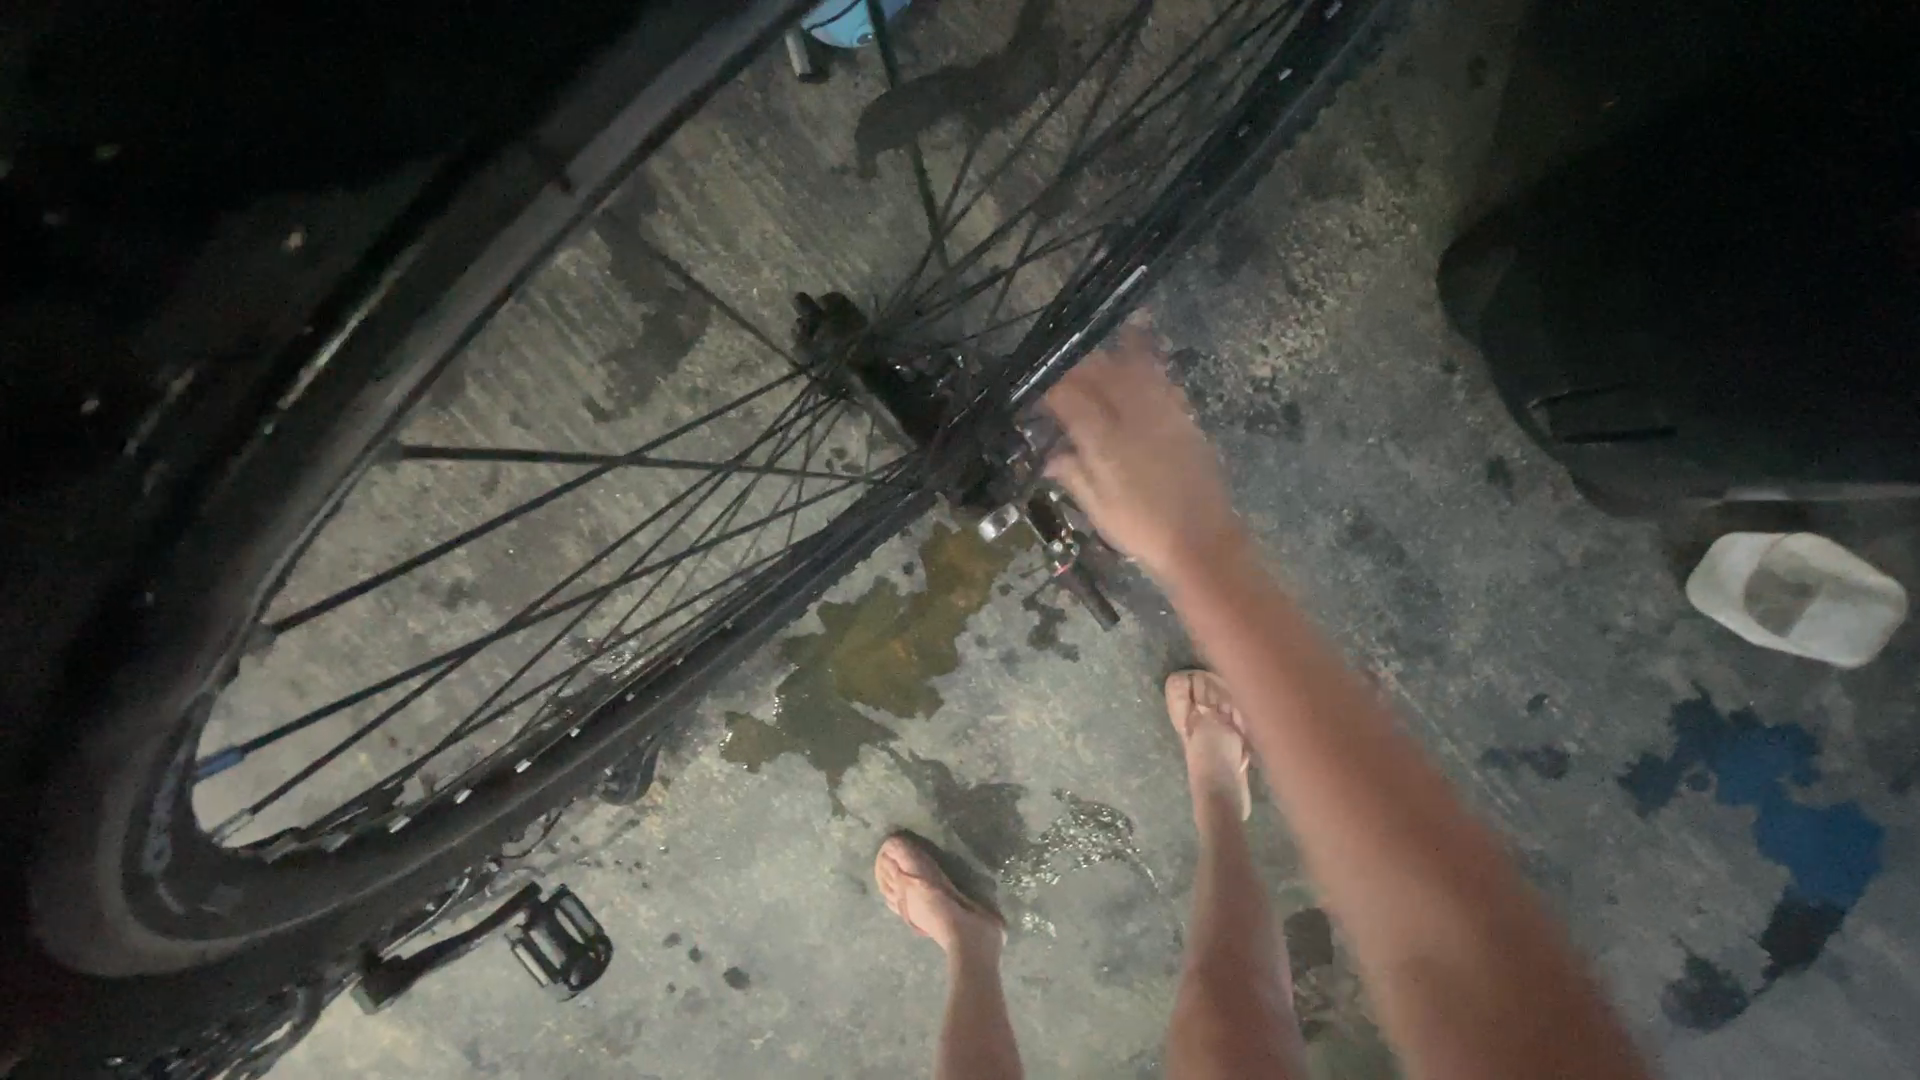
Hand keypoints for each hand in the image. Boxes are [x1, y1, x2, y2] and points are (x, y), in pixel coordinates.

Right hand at [1041, 319, 1245, 581]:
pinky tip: (1133, 365)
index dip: (1047, 389)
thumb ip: (1073, 474)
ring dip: (1107, 359)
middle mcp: (1131, 414)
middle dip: (1074, 368)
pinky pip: (1159, 377)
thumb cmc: (1141, 530)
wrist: (1201, 540)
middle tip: (1059, 376)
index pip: (1066, 396)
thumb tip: (1051, 456)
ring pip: (1130, 365)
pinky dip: (1143, 365)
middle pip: (1098, 371)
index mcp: (1103, 439)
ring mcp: (1162, 411)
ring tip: (1091, 364)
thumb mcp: (1097, 509)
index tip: (1035, 393)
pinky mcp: (1184, 416)